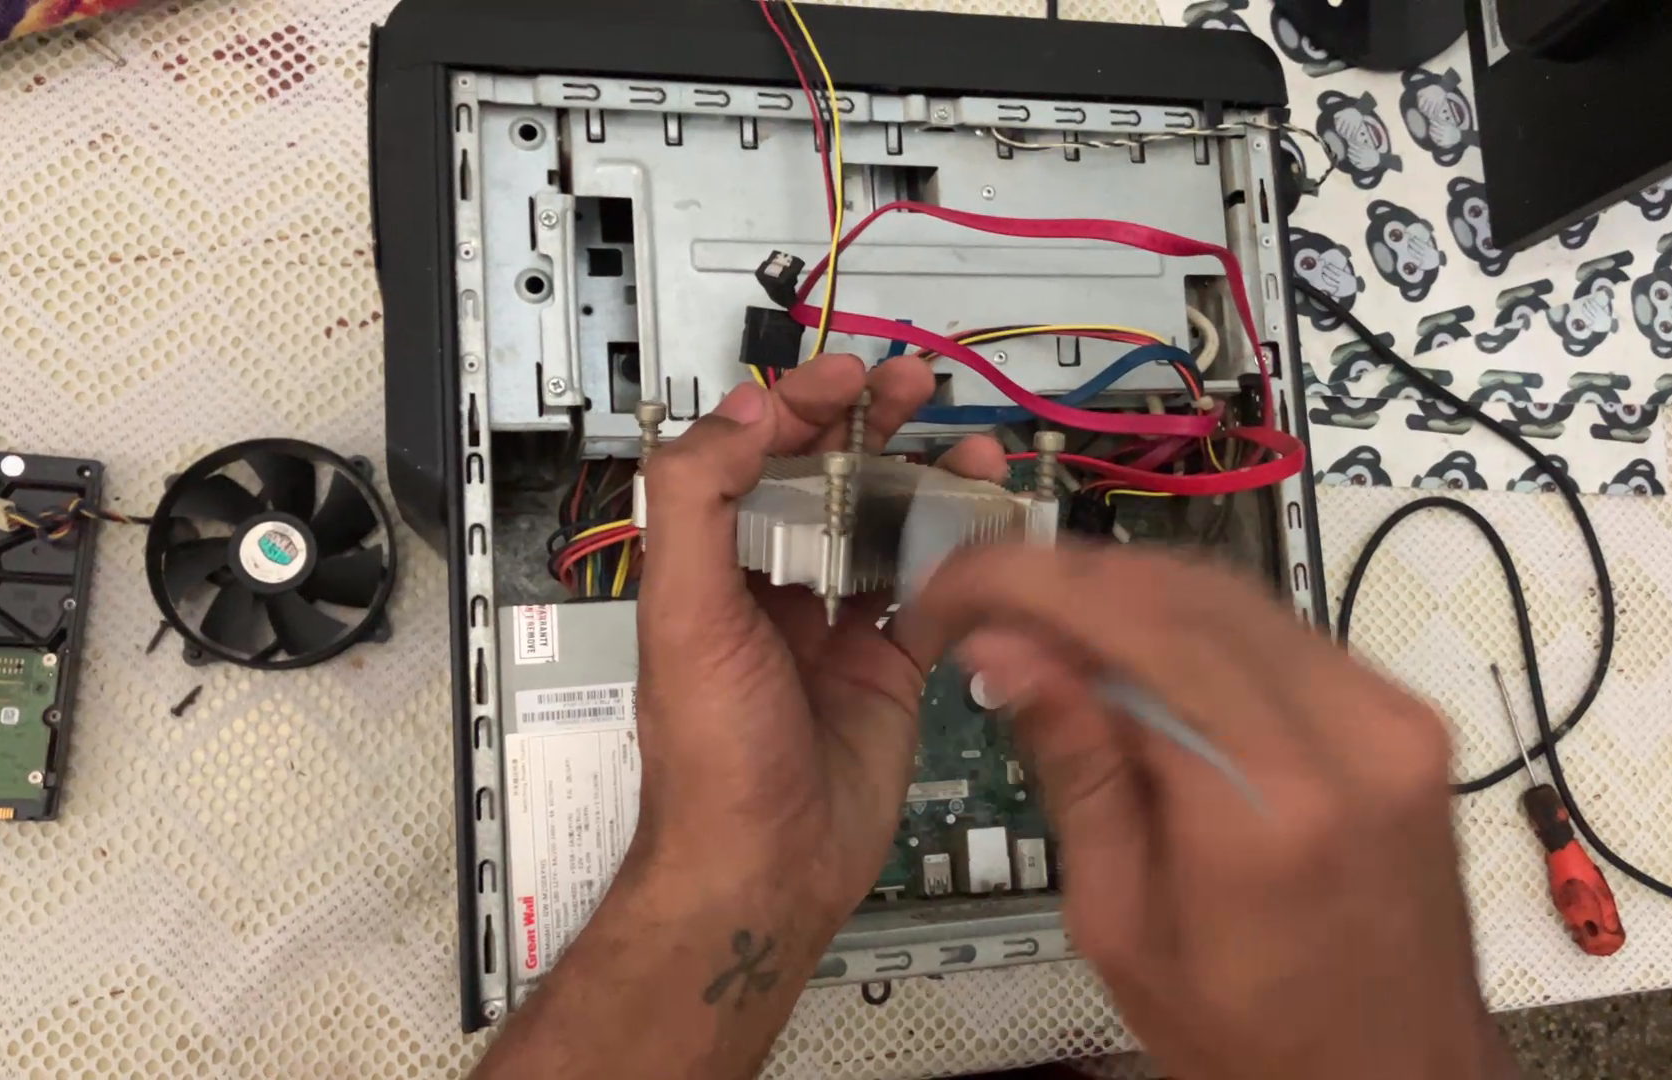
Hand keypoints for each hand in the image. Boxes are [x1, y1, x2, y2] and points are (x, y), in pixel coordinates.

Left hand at [628, 353, 1005, 926]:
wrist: (768, 864)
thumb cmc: (715, 749)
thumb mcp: (684, 615)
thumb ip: (696, 503)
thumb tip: (743, 413)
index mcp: (723, 564)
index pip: (759, 458)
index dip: (800, 406)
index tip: (847, 375)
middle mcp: (781, 583)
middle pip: (831, 483)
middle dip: (873, 427)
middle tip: (914, 387)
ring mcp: (840, 621)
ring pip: (889, 530)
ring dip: (927, 485)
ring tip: (970, 451)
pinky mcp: (891, 661)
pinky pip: (931, 593)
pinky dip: (961, 559)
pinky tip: (987, 526)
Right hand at [894, 546, 1511, 1079]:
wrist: (1396, 1078)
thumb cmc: (1246, 1035)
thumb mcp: (1120, 918)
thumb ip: (1072, 763)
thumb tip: (999, 648)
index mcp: (1273, 806)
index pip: (1138, 628)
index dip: (1032, 581)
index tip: (957, 579)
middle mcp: (1352, 732)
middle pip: (1179, 589)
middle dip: (1063, 576)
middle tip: (986, 597)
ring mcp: (1386, 709)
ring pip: (1220, 587)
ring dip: (1114, 589)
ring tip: (1038, 619)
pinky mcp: (1391, 706)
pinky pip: (1260, 622)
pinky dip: (1172, 616)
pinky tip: (1118, 645)